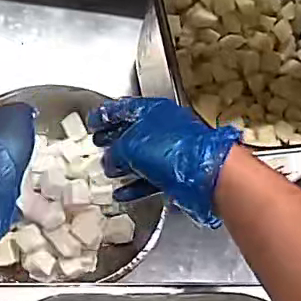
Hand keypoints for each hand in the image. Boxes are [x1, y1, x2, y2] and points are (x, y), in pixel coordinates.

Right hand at [87, 96, 240, 226]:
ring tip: (107, 171)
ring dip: (122, 165)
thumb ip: (114, 152)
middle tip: (97, 143)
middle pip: (132, 132)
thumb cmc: (172, 151)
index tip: (92, 121)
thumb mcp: (131, 146)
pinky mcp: (176, 173)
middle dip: (112, 139)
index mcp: (153, 111)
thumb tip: (109, 161)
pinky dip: (134, 185)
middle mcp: (164, 127)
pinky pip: (149, 177)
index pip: (122, 108)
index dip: (104, 115)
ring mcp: (172, 150)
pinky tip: (122, 193)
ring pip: (140, 157)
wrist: (207, 176)